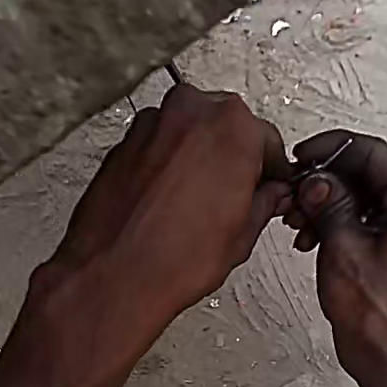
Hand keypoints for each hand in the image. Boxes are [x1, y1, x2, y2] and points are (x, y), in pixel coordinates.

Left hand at [23, 84, 293, 370]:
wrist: (116, 274)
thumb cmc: (173, 259)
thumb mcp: (242, 236)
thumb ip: (263, 204)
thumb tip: (267, 197)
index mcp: (233, 127)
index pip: (268, 142)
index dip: (270, 172)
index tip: (268, 188)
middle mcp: (191, 111)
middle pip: (226, 130)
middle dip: (232, 162)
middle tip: (233, 201)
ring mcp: (153, 123)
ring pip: (190, 136)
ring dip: (197, 164)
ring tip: (196, 209)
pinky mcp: (124, 142)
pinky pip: (159, 149)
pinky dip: (167, 169)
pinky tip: (169, 206)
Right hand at [284, 131, 386, 374]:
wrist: (386, 354)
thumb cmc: (378, 315)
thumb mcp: (343, 246)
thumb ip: (328, 203)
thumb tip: (315, 179)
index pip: (371, 153)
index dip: (329, 151)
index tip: (302, 157)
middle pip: (366, 174)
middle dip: (325, 183)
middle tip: (295, 193)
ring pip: (362, 197)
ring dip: (326, 205)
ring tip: (299, 222)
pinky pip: (364, 219)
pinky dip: (336, 223)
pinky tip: (311, 237)